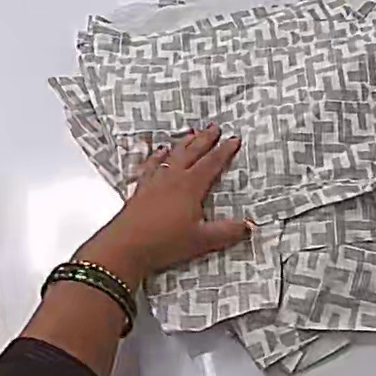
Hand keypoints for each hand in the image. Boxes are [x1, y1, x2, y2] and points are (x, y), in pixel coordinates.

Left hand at [77, 125, 251, 287]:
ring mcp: (154, 182)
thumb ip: (227, 231)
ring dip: (184, 143)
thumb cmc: (165, 242)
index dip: (225, 150)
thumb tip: (249, 225)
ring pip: (172, 155)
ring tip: (191, 134)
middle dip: (205, 139)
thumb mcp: (203, 240)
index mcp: (190, 186)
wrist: (125, 247)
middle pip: (192, 152)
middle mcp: (173, 178)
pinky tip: (160, 153)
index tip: (234, 139)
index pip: (212, 163)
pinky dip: (158, 156)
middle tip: (215, 127)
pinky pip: (152, 165)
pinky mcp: (140, 189)